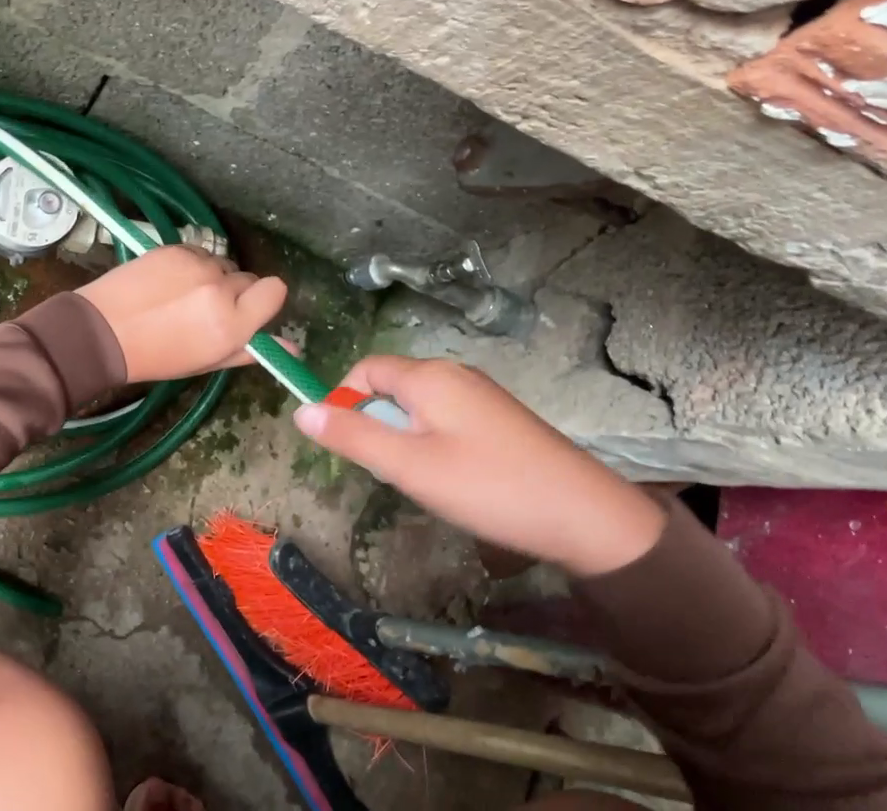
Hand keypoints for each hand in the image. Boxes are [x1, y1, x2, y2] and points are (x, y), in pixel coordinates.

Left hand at [75, 246, 286, 383]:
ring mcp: (196, 265)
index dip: (264, 299)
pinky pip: (198, 253)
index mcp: (232, 324)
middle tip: (206, 311)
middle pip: (248, 279)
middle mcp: (220, 290)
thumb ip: (249, 351)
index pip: (275, 290)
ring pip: (221, 264)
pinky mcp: (174, 248)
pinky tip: (168, 283)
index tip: (248, 309)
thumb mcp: (206, 362)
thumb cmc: (157, 357)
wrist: (103, 331)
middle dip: (235, 292)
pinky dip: (190, 265)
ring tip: (182, 297)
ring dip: (212, 277)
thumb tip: (292, 349)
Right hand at [292, 357, 666, 576]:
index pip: (365, 369)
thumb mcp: (408, 466)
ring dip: (405, 437)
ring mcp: (483, 394)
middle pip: (392, 387)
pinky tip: (454, 479)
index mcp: (429, 376)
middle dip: (376, 424)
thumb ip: (352, 437)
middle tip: (389, 470)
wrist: (585, 516)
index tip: (347, 445)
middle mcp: (455, 373)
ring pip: (420, 406)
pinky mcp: (502, 418)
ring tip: (423, 479)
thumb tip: (301, 410)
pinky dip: (434, 442)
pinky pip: (447, 418)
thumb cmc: (487, 487)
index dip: (344, 400)